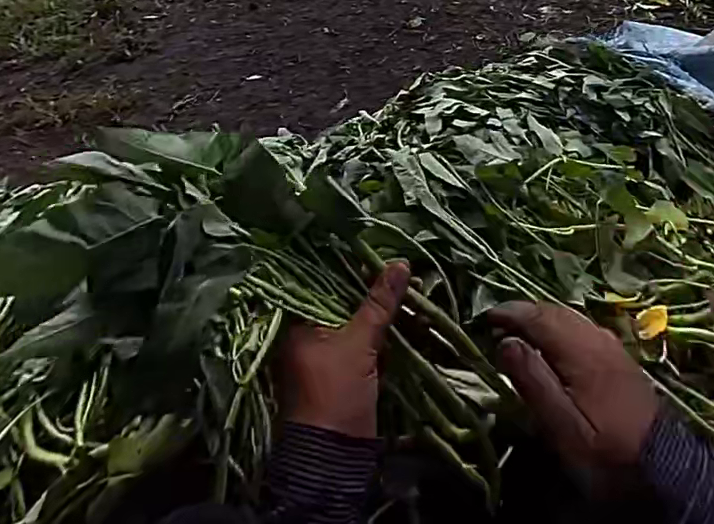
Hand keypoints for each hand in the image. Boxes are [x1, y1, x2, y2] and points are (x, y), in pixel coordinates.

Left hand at [278, 260, 410, 437]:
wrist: (334, 460)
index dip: (353, 267)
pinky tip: (411, 318)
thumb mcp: (358, 344)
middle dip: (375, 288)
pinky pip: (367, 340)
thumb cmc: (335, 394)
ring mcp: (329, 353)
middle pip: (345, 299)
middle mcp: (310, 333)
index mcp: (300, 323)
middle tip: (403, 272)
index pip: (325, 281)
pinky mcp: (347, 370)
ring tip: (413, 290)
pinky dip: (386, 331)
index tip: (381, 254)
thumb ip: (378, 303)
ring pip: (360, 320)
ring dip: (385, 309)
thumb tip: (400, 263)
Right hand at [488, 301, 661, 473]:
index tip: (485, 317)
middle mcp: (596, 337)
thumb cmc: (608, 454)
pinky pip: (581, 326)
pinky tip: (553, 342)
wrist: (667, 471)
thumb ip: (534, 381)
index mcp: (580, 350)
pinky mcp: (619, 357)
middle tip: (497, 324)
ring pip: (569, 316)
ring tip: (519, 331)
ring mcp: (611, 345)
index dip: (509, 312)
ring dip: (541, 317)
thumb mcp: (564, 428)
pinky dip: (559, 325)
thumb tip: (506, 342)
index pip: (537, 316)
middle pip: (553, 310)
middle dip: (523, 312)